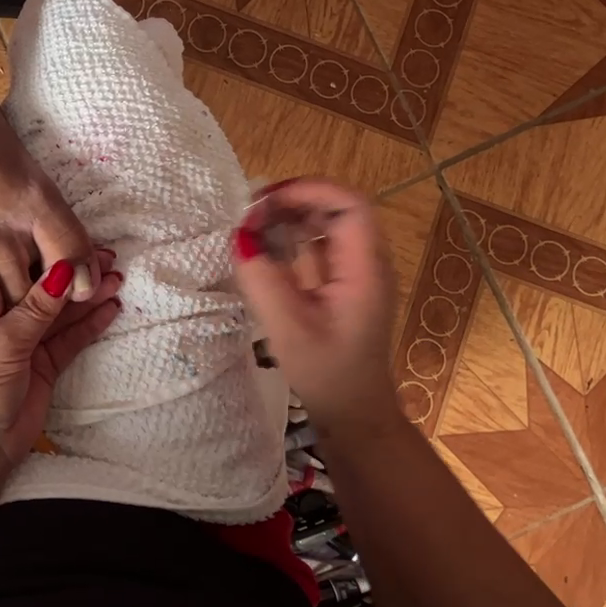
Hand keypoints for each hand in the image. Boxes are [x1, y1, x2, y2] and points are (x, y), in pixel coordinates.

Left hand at [0, 251, 121, 463]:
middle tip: (110, 256)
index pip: (18, 270)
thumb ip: (37, 308)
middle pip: (44, 290)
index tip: (80, 240)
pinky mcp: (44, 365)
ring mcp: (25, 341)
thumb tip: (65, 270)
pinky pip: (70, 339)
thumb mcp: (4, 341)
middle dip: (74, 274)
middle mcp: (5, 317)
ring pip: (61, 314)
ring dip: (88, 298)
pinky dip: (90, 324)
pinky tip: (111, 308)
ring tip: (118, 278)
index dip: (48, 255)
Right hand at [232, 178, 399, 437]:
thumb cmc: (329, 375)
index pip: (349, 204)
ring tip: (249, 227)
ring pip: (324, 221)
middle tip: (248, 214)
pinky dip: (287, 235)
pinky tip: (261, 248)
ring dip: (287, 215)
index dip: (308, 191)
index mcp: (364, 269)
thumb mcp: (288, 330)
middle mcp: (365, 262)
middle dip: (291, 200)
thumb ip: (263, 279)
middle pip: (335, 206)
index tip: (264, 202)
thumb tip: (239, 235)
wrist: (355, 415)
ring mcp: (354, 271)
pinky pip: (315, 242)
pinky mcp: (339, 281)